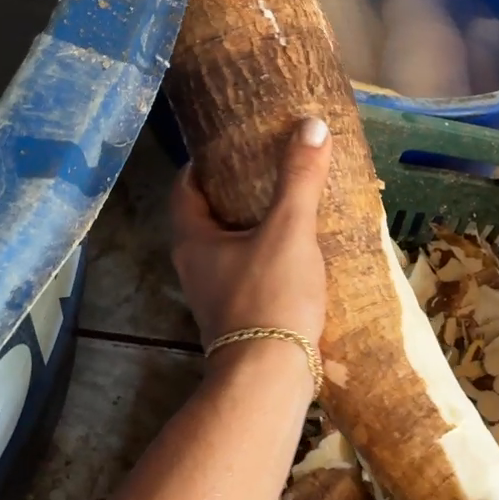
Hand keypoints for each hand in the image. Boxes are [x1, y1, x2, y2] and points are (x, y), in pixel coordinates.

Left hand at [170, 118, 332, 348]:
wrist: (271, 374)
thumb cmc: (271, 296)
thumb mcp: (290, 231)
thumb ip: (300, 179)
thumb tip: (312, 125)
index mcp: (193, 239)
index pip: (186, 188)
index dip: (204, 164)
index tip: (231, 147)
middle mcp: (195, 266)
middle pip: (208, 219)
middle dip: (234, 195)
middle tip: (268, 173)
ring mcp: (216, 296)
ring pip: (229, 250)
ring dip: (252, 230)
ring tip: (288, 211)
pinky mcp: (240, 318)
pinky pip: (248, 275)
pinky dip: (267, 260)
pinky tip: (298, 257)